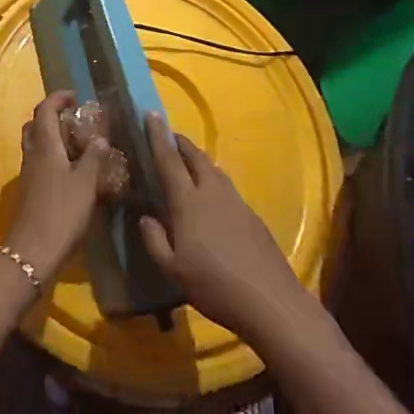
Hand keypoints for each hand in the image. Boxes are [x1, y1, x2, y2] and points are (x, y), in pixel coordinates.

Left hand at [5, 92, 114, 276]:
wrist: (34, 253)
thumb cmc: (62, 212)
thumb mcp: (85, 183)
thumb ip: (93, 158)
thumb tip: (99, 139)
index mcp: (45, 147)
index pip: (44, 111)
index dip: (57, 99)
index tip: (75, 96)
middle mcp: (32, 156)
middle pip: (35, 126)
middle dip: (52, 117)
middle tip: (75, 120)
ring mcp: (29, 175)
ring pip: (36, 146)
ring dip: (53, 138)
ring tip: (80, 145)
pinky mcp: (31, 192)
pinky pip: (40, 164)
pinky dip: (54, 159)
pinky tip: (74, 172)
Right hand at [138, 113, 310, 340]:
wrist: (268, 299)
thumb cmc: (212, 284)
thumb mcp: (172, 269)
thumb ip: (154, 240)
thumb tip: (145, 218)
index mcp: (188, 202)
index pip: (169, 160)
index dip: (158, 136)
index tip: (151, 114)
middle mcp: (213, 193)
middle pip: (196, 158)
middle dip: (181, 143)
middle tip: (169, 138)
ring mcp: (236, 202)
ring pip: (214, 171)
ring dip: (199, 161)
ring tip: (188, 164)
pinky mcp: (252, 215)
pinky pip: (227, 188)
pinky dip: (213, 182)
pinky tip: (211, 200)